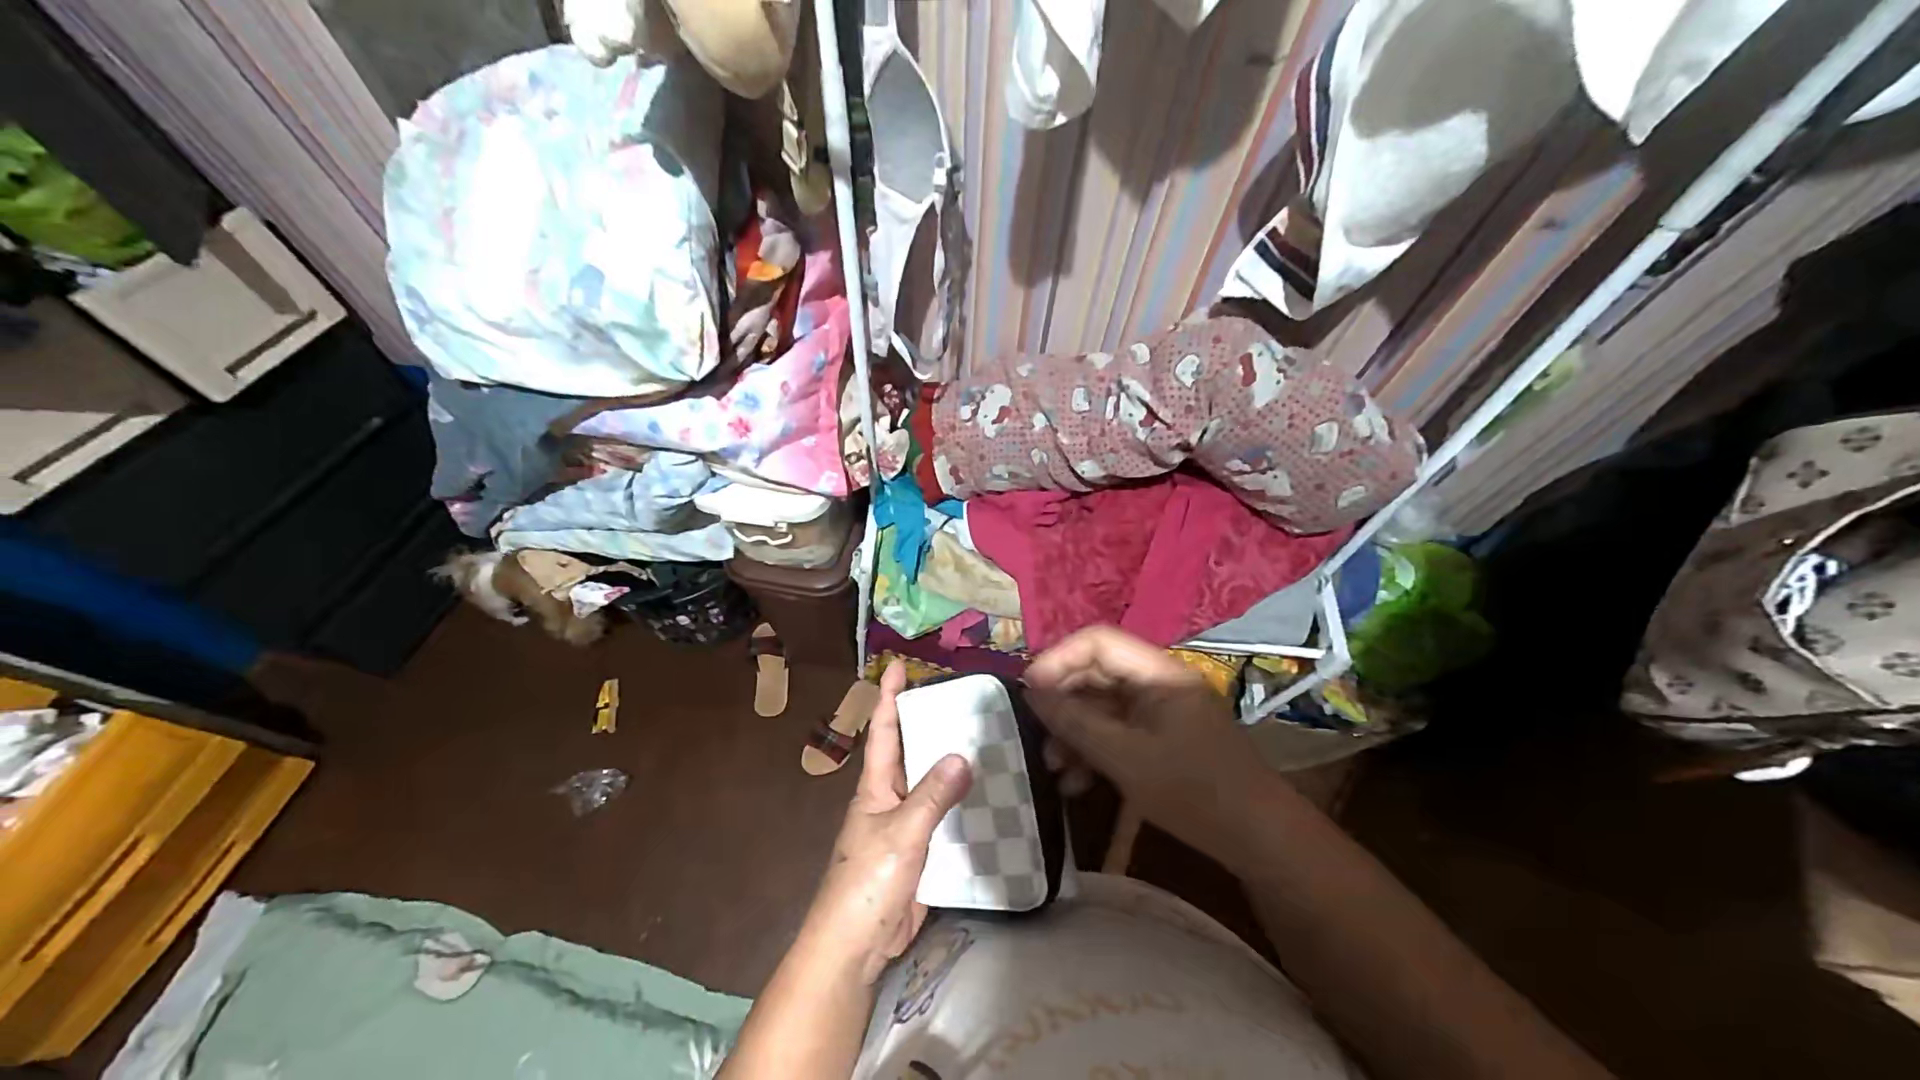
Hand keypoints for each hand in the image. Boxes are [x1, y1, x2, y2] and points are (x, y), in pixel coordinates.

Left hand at [798, 662, 970, 983]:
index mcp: (874, 787)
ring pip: (928, 784)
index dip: (889, 697)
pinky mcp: (918, 852)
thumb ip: (932, 796)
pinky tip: (985, 796)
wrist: (856, 945)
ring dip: (948, 762)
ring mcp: (902, 826)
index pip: (884, 732)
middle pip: (908, 752)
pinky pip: (941, 817)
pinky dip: (960, 803)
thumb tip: (961, 755)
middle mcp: (888, 799)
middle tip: (959, 698)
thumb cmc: (868, 882)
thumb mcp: (902, 833)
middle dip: (927, 723)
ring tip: (982, 738)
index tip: (899, 665)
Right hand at [1025, 626, 1266, 849]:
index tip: (1029, 692)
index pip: (1097, 642)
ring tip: (1053, 768)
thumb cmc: (1194, 792)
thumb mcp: (1125, 758)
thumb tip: (1031, 692)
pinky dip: (1094, 751)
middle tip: (1035, 734)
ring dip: (1075, 734)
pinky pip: (1117, 732)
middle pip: (1097, 674)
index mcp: (1157, 673)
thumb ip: (1076, 722)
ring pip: (1103, 707)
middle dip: (1063, 704)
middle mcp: (1157, 683)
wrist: (1259, 838)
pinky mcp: (1162, 739)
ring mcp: (1161, 712)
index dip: (1058, 659)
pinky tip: (1077, 783)